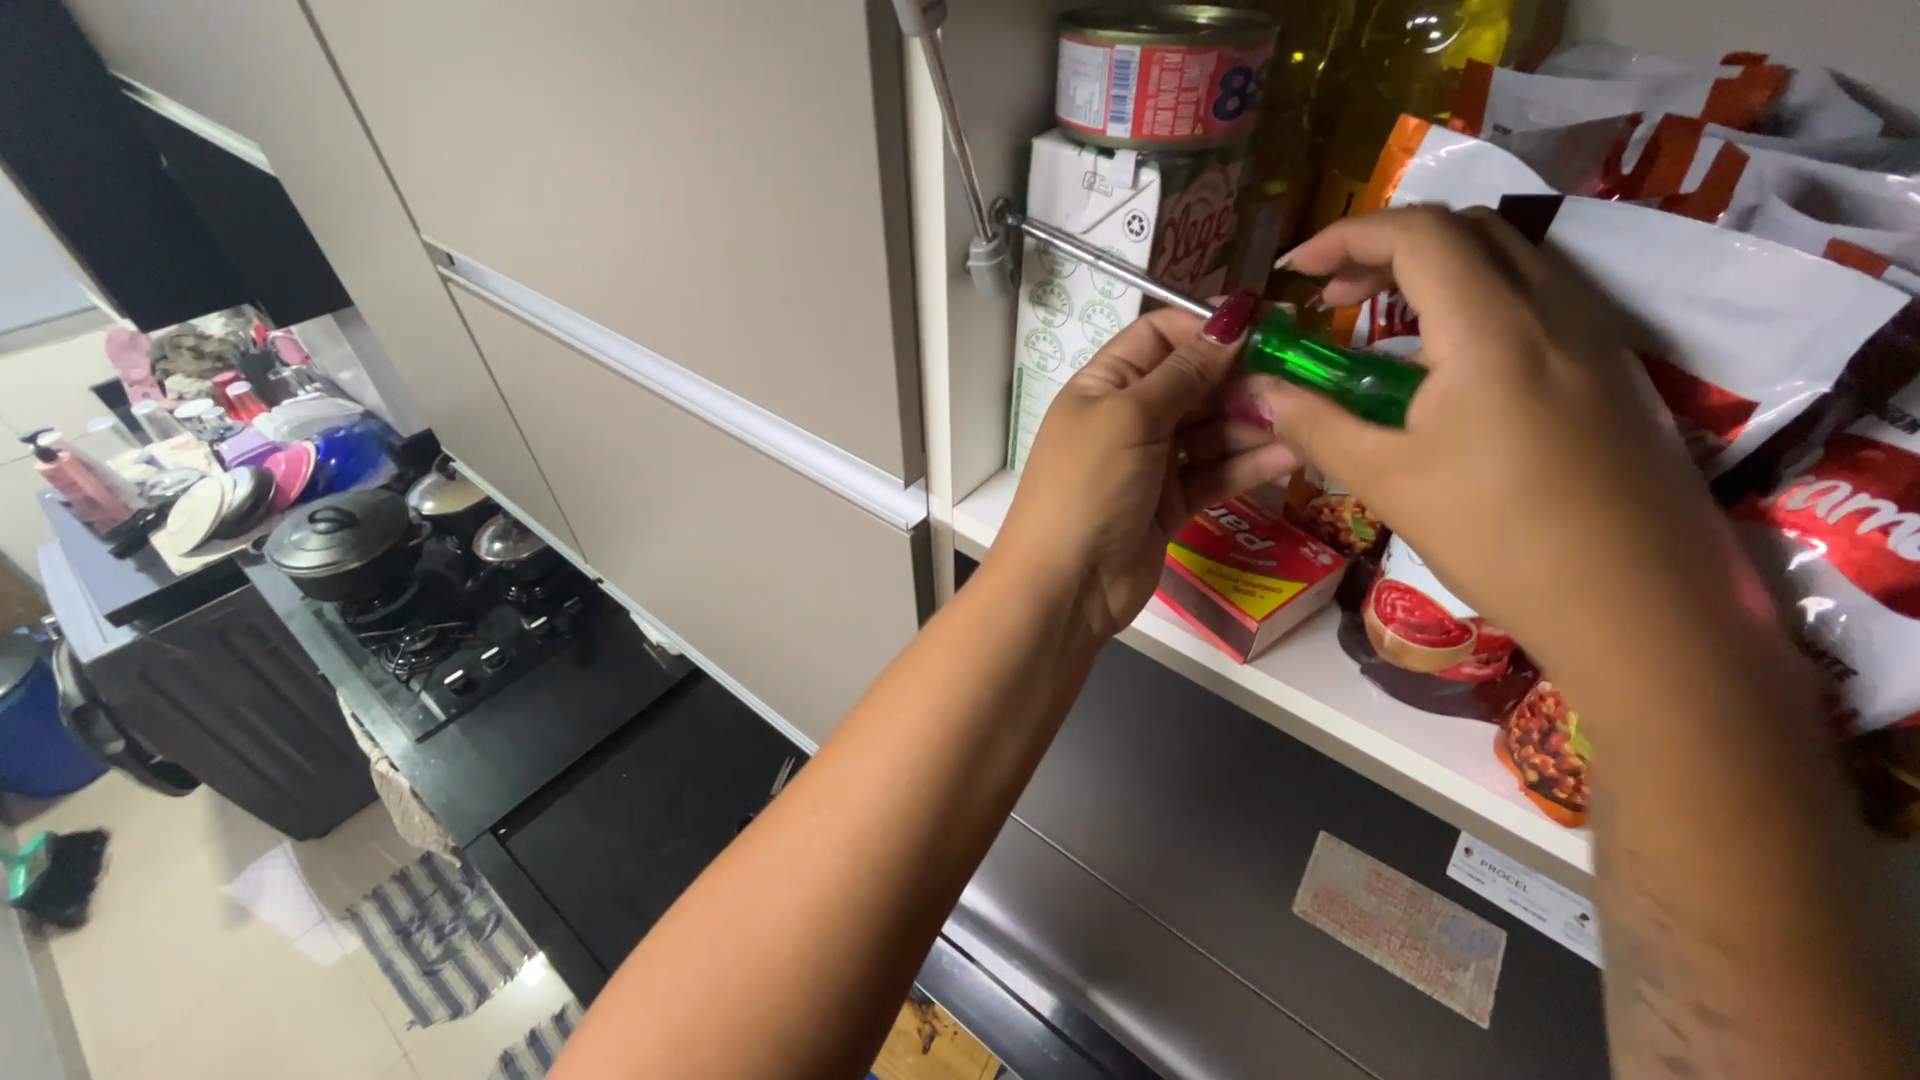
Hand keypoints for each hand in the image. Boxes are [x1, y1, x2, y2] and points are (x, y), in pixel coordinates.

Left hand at [993, 293, 1300, 638]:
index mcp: (1104, 385)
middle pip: (1194, 383)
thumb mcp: (1131, 419)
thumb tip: (1232, 321)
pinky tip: (1293, 454)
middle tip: (1297, 380)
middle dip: (1241, 379)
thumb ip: (1184, 373)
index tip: (1265, 328)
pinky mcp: (1171, 503)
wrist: (1065, 587)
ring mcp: (1151, 463)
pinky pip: (1216, 473)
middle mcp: (1128, 417)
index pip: (1159, 337)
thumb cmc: (1088, 488)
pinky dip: (1249, 464)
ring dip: (1253, 423)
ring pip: (1211, 430)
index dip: (1207, 329)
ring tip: (1303, 417)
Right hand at [1240, 207, 1733, 668]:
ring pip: (1507, 261)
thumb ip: (1317, 425)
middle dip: (1386, 249)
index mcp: (1492, 328)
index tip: (1294, 272)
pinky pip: (1536, 301)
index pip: (1417, 233)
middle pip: (1465, 232)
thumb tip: (1261, 394)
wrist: (1637, 606)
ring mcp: (1593, 336)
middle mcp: (1553, 309)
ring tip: (1378, 329)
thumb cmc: (1500, 539)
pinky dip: (1473, 305)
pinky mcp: (1611, 370)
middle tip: (1333, 299)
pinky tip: (1442, 370)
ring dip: (1433, 274)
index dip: (1345, 237)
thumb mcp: (1389, 482)